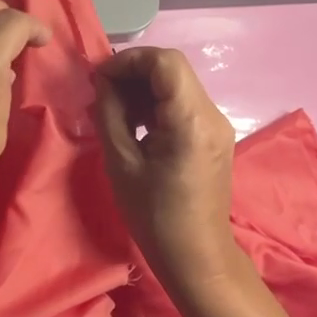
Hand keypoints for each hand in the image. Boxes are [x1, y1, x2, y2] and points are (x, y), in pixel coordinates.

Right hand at [93, 47, 245, 294]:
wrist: (196, 256)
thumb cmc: (154, 215)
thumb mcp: (121, 162)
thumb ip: (111, 113)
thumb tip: (104, 82)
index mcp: (191, 120)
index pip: (164, 62)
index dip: (128, 60)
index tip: (99, 79)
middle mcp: (212, 115)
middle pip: (172, 68)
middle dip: (133, 72)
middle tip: (102, 92)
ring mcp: (217, 125)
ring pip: (177, 83)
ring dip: (143, 86)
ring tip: (114, 109)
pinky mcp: (214, 135)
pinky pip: (183, 102)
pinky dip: (157, 102)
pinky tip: (135, 123)